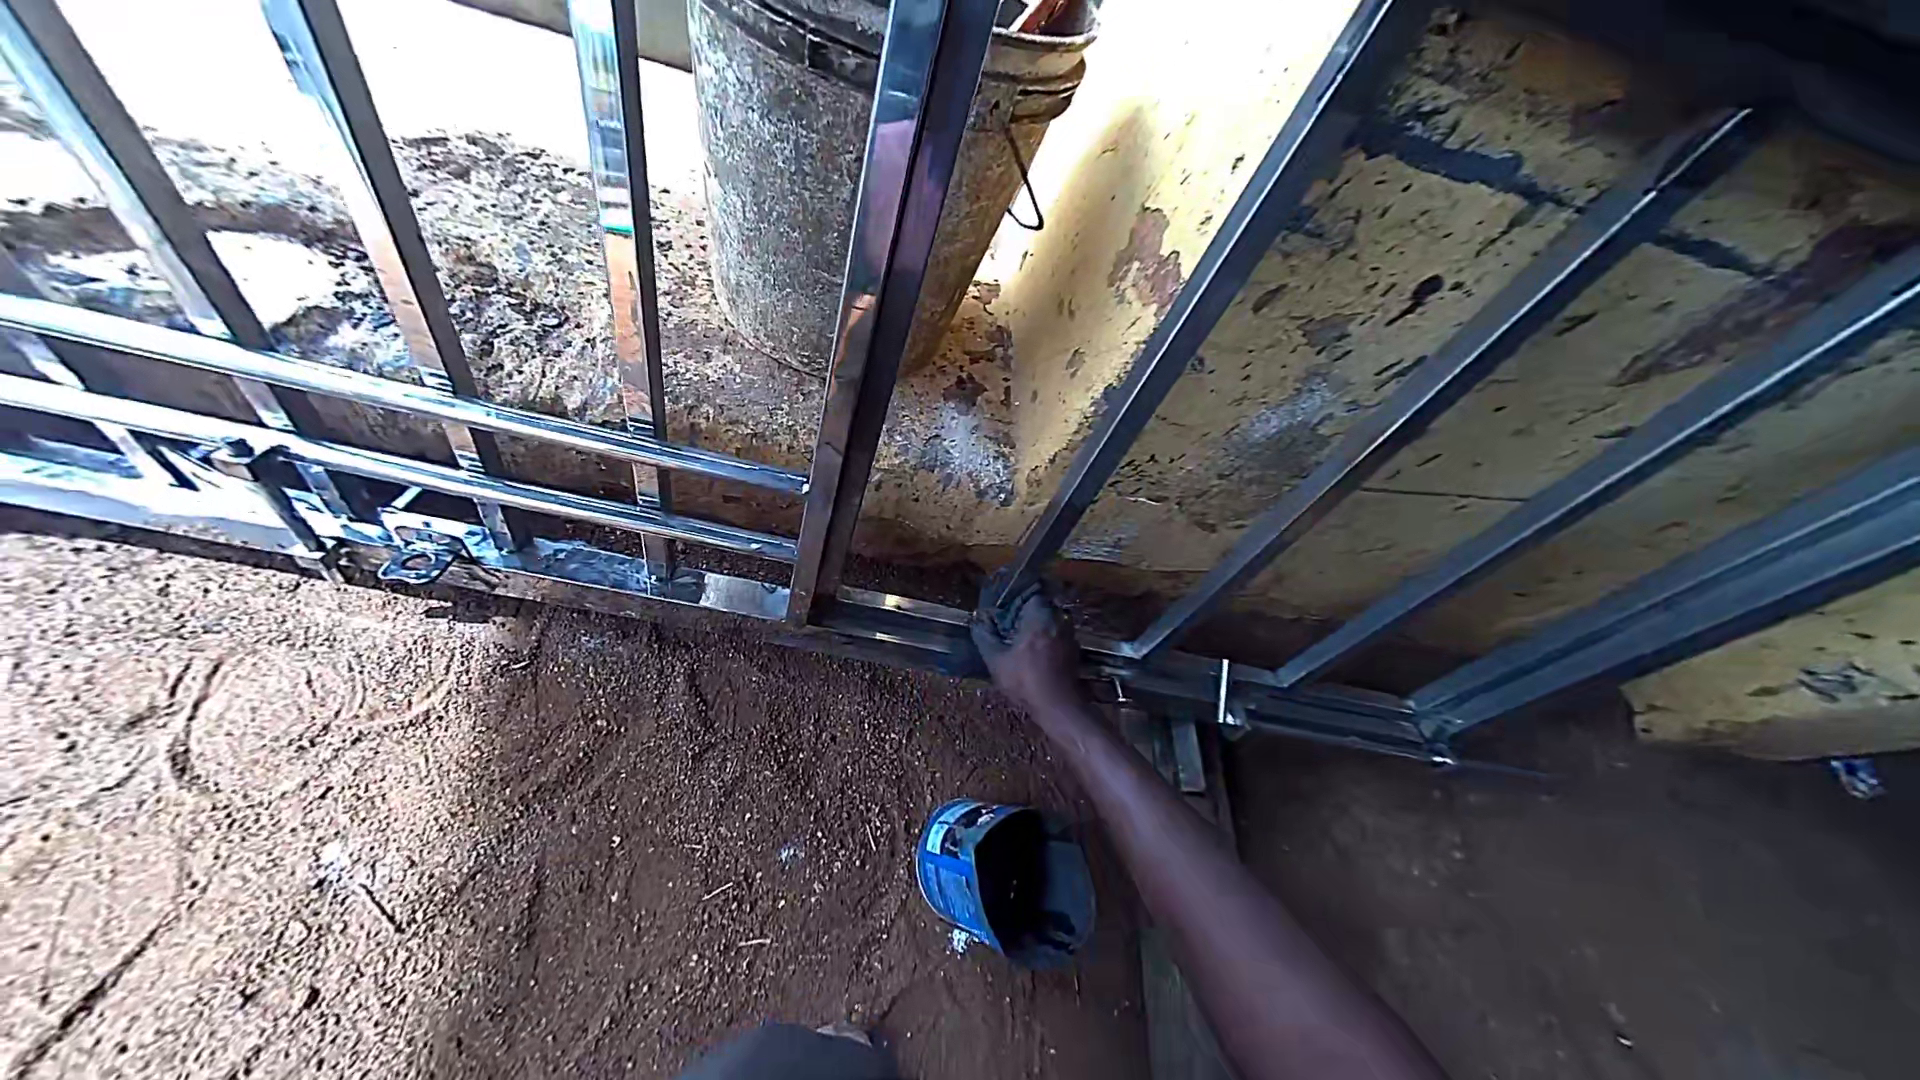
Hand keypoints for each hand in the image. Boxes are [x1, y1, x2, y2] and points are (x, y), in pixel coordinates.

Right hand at [970, 590, 1084, 714]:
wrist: (1058, 707)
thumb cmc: (1025, 681)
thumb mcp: (996, 661)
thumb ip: (985, 637)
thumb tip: (978, 620)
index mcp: (1039, 619)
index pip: (1032, 594)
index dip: (1018, 599)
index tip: (1006, 607)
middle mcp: (1058, 622)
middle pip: (1043, 606)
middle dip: (1028, 612)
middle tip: (1011, 622)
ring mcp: (1069, 636)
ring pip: (1052, 620)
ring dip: (1039, 625)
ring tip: (1022, 637)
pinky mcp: (1074, 651)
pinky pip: (1059, 635)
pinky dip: (1048, 638)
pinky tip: (1036, 652)